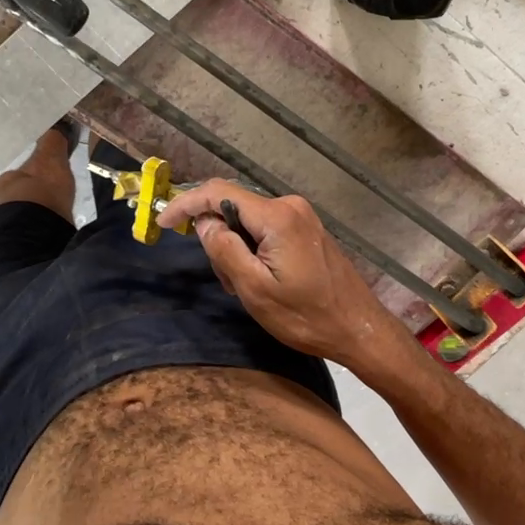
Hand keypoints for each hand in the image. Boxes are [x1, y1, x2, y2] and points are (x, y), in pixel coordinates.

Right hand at [158, 180, 402, 370]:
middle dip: (218, 238)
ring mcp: (300, 216)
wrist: (361, 331)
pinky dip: (252, 250)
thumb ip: (224, 250)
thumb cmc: (307, 317)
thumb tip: (205, 222)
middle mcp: (289, 206)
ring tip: (248, 289)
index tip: (164, 223)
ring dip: (236, 249)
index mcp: (277, 216)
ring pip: (247, 221)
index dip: (186, 204)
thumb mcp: (255, 290)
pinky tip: (262, 281)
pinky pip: (264, 229)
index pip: (218, 193)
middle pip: (232, 207)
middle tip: (226, 281)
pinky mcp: (305, 229)